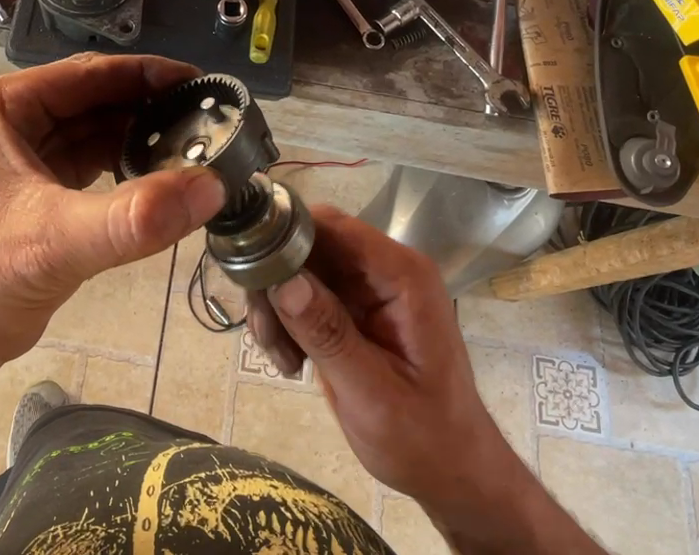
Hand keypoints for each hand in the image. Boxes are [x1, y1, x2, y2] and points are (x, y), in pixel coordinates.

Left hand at [0, 54, 226, 371]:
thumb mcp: (57, 242)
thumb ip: (136, 216)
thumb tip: (214, 187)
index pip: (86, 74)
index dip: (148, 75)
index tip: (203, 84)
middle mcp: (8, 118)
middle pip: (95, 99)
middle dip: (150, 109)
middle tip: (211, 120)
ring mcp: (20, 153)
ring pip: (96, 130)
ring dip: (142, 138)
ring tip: (197, 147)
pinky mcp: (36, 187)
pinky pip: (92, 161)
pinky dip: (127, 166)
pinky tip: (164, 177)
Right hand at [246, 206, 515, 508]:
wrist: (451, 471)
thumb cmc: (423, 438)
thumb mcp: (371, 394)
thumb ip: (328, 334)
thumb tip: (282, 279)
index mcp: (402, 276)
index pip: (332, 226)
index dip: (284, 235)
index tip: (247, 270)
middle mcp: (384, 269)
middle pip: (308, 244)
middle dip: (275, 282)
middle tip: (263, 336)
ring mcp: (367, 287)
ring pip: (298, 269)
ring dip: (276, 307)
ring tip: (281, 361)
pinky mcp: (351, 307)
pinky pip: (303, 294)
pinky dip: (286, 321)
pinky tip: (291, 362)